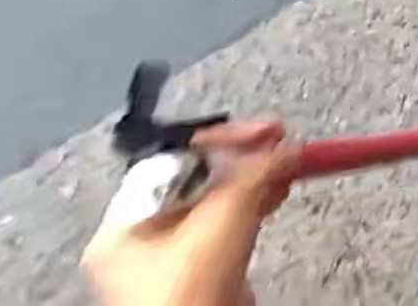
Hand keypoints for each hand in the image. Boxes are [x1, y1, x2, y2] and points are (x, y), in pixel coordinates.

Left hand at [82, 120, 299, 305]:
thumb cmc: (192, 287)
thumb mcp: (227, 213)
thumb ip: (260, 169)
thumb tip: (289, 145)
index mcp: (128, 223)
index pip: (177, 157)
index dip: (221, 138)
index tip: (263, 130)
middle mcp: (144, 237)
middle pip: (200, 175)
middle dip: (246, 154)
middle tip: (281, 137)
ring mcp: (174, 257)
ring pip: (220, 196)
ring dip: (257, 174)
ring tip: (289, 160)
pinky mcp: (203, 271)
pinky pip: (230, 221)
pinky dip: (257, 201)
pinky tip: (281, 188)